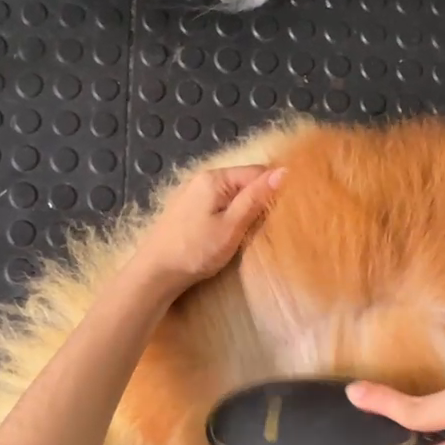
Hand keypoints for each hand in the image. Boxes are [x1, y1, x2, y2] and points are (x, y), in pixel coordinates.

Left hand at [127, 165, 284, 295]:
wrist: (155, 273)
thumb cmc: (195, 250)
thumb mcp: (231, 226)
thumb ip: (256, 198)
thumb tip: (284, 171)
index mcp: (215, 178)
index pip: (257, 172)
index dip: (275, 189)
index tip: (289, 209)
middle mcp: (202, 178)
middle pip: (244, 182)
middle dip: (260, 199)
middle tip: (275, 224)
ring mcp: (192, 193)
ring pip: (231, 195)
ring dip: (246, 209)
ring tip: (256, 230)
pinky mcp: (188, 209)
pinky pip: (218, 204)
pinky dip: (230, 215)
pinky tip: (233, 232)